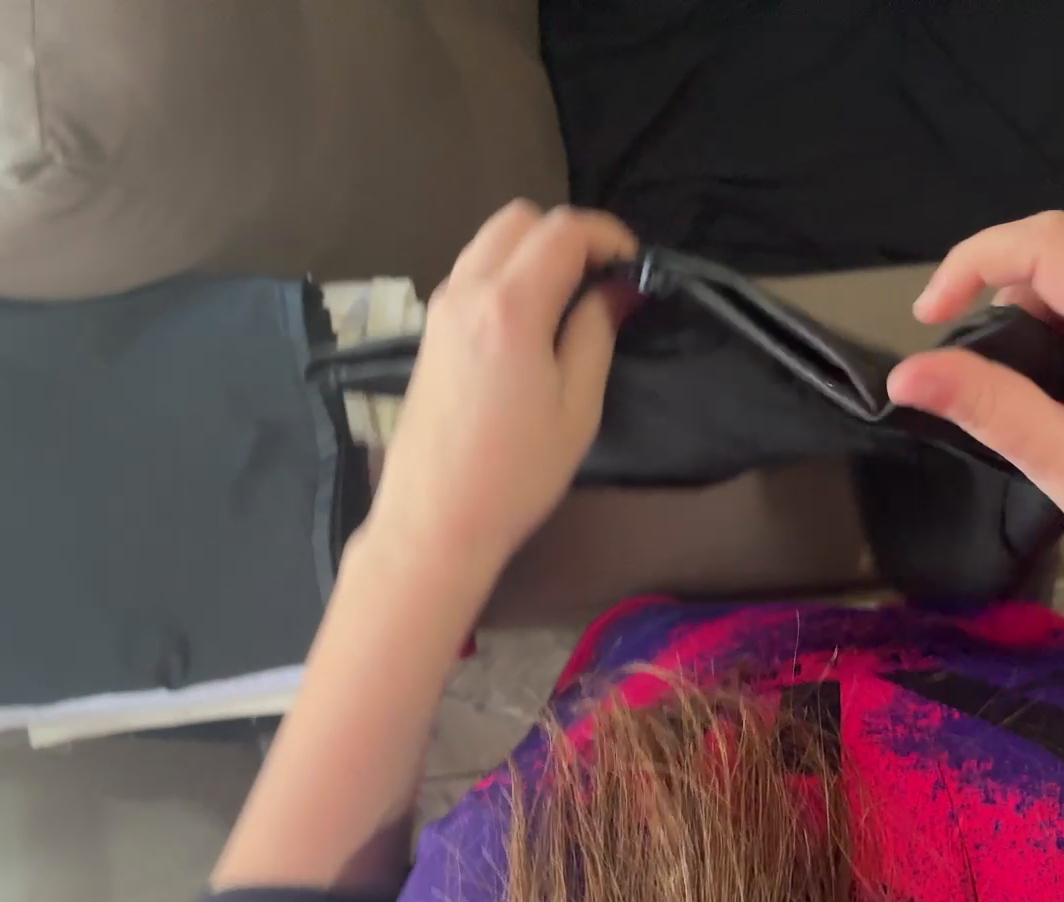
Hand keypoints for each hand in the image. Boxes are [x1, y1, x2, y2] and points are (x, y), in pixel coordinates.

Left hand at [359, 201, 637, 583]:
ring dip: (534, 252)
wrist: (437, 519)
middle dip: (568, 236)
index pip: (563, 231)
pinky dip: (506, 273)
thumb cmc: (518, 472)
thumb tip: (618, 290)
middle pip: (520, 220)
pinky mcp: (429, 332)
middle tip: (602, 281)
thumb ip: (597, 333)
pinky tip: (530, 321)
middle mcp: (467, 291)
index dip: (608, 236)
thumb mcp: (577, 407)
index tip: (634, 267)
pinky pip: (471, 273)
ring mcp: (440, 309)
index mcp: (511, 306)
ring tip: (570, 300)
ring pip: (490, 242)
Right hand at [889, 211, 1063, 625]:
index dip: (972, 262)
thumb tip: (903, 375)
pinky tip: (1063, 381)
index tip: (926, 319)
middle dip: (996, 298)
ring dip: (1029, 317)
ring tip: (1027, 394)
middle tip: (972, 375)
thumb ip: (987, 407)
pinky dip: (1060, 323)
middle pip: (1061, 251)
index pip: (1049, 244)